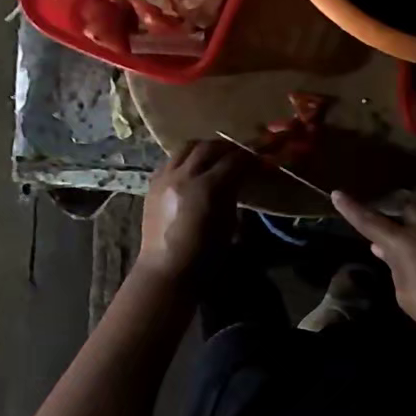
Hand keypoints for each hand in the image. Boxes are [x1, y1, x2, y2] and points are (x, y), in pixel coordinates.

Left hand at [138, 140, 245, 277]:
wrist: (169, 269)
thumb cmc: (207, 253)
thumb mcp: (230, 222)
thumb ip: (234, 194)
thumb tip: (242, 179)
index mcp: (208, 188)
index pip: (235, 160)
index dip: (251, 156)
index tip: (263, 158)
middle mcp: (184, 176)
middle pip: (209, 147)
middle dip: (229, 147)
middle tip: (242, 153)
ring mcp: (164, 178)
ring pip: (187, 148)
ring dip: (206, 148)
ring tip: (218, 156)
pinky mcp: (152, 184)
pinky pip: (172, 160)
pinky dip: (187, 159)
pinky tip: (195, 170)